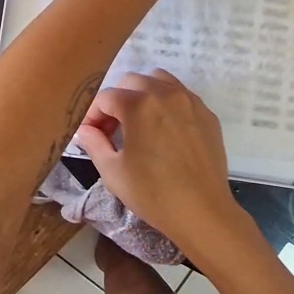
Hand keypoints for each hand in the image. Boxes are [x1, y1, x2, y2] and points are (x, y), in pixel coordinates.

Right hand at [73, 70, 248, 256]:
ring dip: (143, 94)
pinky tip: (164, 130)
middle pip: (131, 82)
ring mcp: (190, 101)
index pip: (106, 97)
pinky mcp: (207, 114)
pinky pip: (181, 95)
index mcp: (139, 105)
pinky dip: (167, 103)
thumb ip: (94, 143)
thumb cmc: (153, 194)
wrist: (202, 212)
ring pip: (159, 80)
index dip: (93, 115)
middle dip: (116, 101)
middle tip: (112, 130)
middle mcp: (166, 94)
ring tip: (139, 122)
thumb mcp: (113, 172)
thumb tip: (86, 130)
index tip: (91, 134)